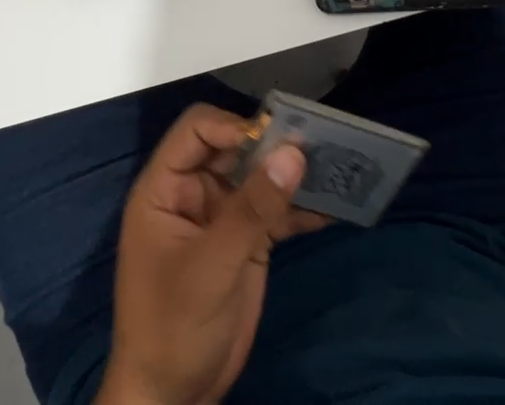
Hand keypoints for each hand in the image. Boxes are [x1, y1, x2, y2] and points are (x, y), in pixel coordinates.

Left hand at [95, 105, 323, 404]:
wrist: (174, 395)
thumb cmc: (173, 326)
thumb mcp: (211, 266)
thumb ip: (252, 208)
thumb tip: (293, 153)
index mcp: (166, 189)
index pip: (197, 131)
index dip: (234, 125)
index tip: (279, 137)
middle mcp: (194, 193)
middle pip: (235, 148)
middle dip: (274, 144)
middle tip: (321, 143)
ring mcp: (222, 218)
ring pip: (261, 177)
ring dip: (295, 173)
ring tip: (338, 165)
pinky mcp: (246, 242)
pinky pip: (277, 212)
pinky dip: (303, 209)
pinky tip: (337, 207)